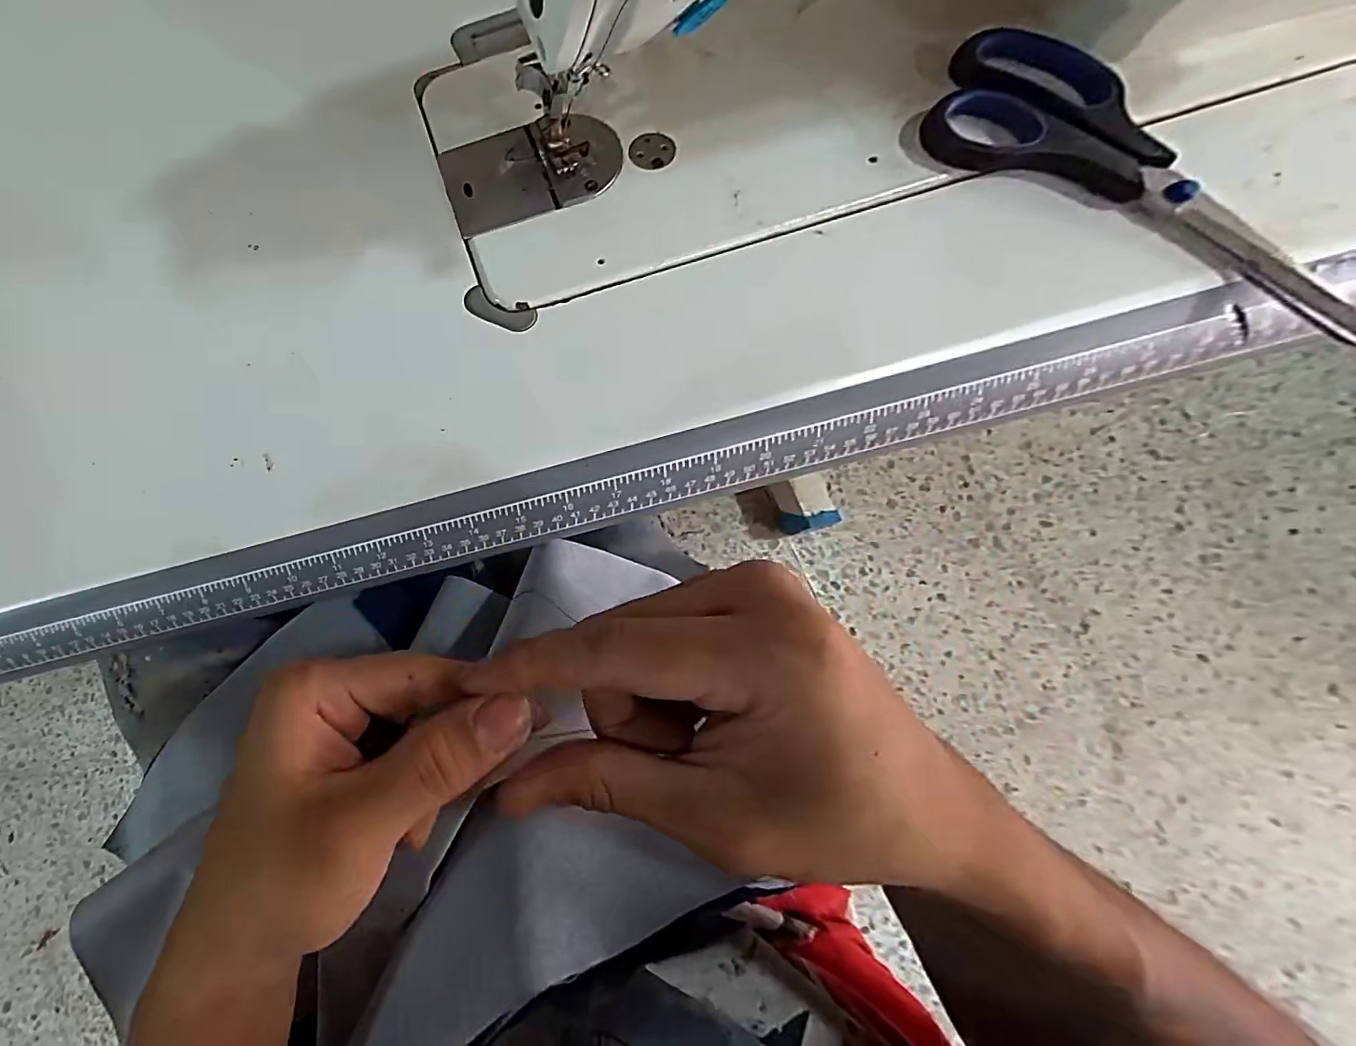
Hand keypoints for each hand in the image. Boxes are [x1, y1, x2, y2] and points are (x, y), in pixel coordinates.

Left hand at [192, 652, 534, 956]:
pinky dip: (418, 786)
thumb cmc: (286, 881)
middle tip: (476, 792)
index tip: (538, 720)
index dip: (476, 693)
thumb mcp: (365, 822)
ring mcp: (331, 721)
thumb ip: (439, 762)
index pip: (415, 671)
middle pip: (418, 696)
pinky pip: (403, 750)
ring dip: (433, 774)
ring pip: (417, 725)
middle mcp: (322, 690)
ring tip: (413, 829)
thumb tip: (516, 707)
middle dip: (448, 746)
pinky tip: (404, 828)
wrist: (238, 947)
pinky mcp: (342, 752)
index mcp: (312, 686)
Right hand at [467, 560, 1018, 893]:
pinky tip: (710, 707)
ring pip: (630, 632)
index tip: (473, 683)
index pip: (615, 649)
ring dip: (641, 695)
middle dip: (621, 710)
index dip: (535, 668)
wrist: (929, 808)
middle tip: (674, 759)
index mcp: (762, 648)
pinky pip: (657, 625)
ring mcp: (755, 580)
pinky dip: (661, 675)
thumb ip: (601, 782)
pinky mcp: (750, 586)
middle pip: (618, 640)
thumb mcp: (710, 819)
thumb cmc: (833, 822)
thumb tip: (506, 785)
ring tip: (701, 738)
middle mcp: (754, 589)